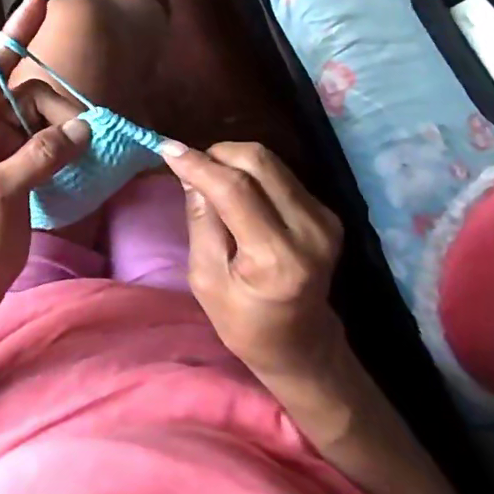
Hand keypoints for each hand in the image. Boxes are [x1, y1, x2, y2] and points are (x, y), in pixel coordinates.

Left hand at [0, 0, 88, 319]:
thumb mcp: (0, 194)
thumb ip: (41, 156)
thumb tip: (85, 127)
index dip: (14, 35)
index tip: (38, 1)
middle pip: (28, 96)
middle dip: (59, 109)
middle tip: (87, 136)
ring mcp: (0, 151)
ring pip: (42, 120)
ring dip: (67, 130)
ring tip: (86, 155)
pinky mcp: (17, 171)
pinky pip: (48, 144)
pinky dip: (66, 148)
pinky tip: (81, 160)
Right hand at [159, 142, 346, 380]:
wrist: (302, 344)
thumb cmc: (244, 322)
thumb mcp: (206, 279)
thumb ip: (201, 222)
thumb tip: (190, 173)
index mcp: (276, 257)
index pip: (235, 190)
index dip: (198, 164)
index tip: (166, 149)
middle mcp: (308, 231)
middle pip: (258, 162)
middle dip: (217, 155)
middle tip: (191, 169)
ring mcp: (323, 219)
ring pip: (270, 161)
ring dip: (233, 162)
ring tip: (212, 183)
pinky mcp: (327, 213)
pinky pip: (280, 174)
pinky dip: (250, 174)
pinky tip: (238, 196)